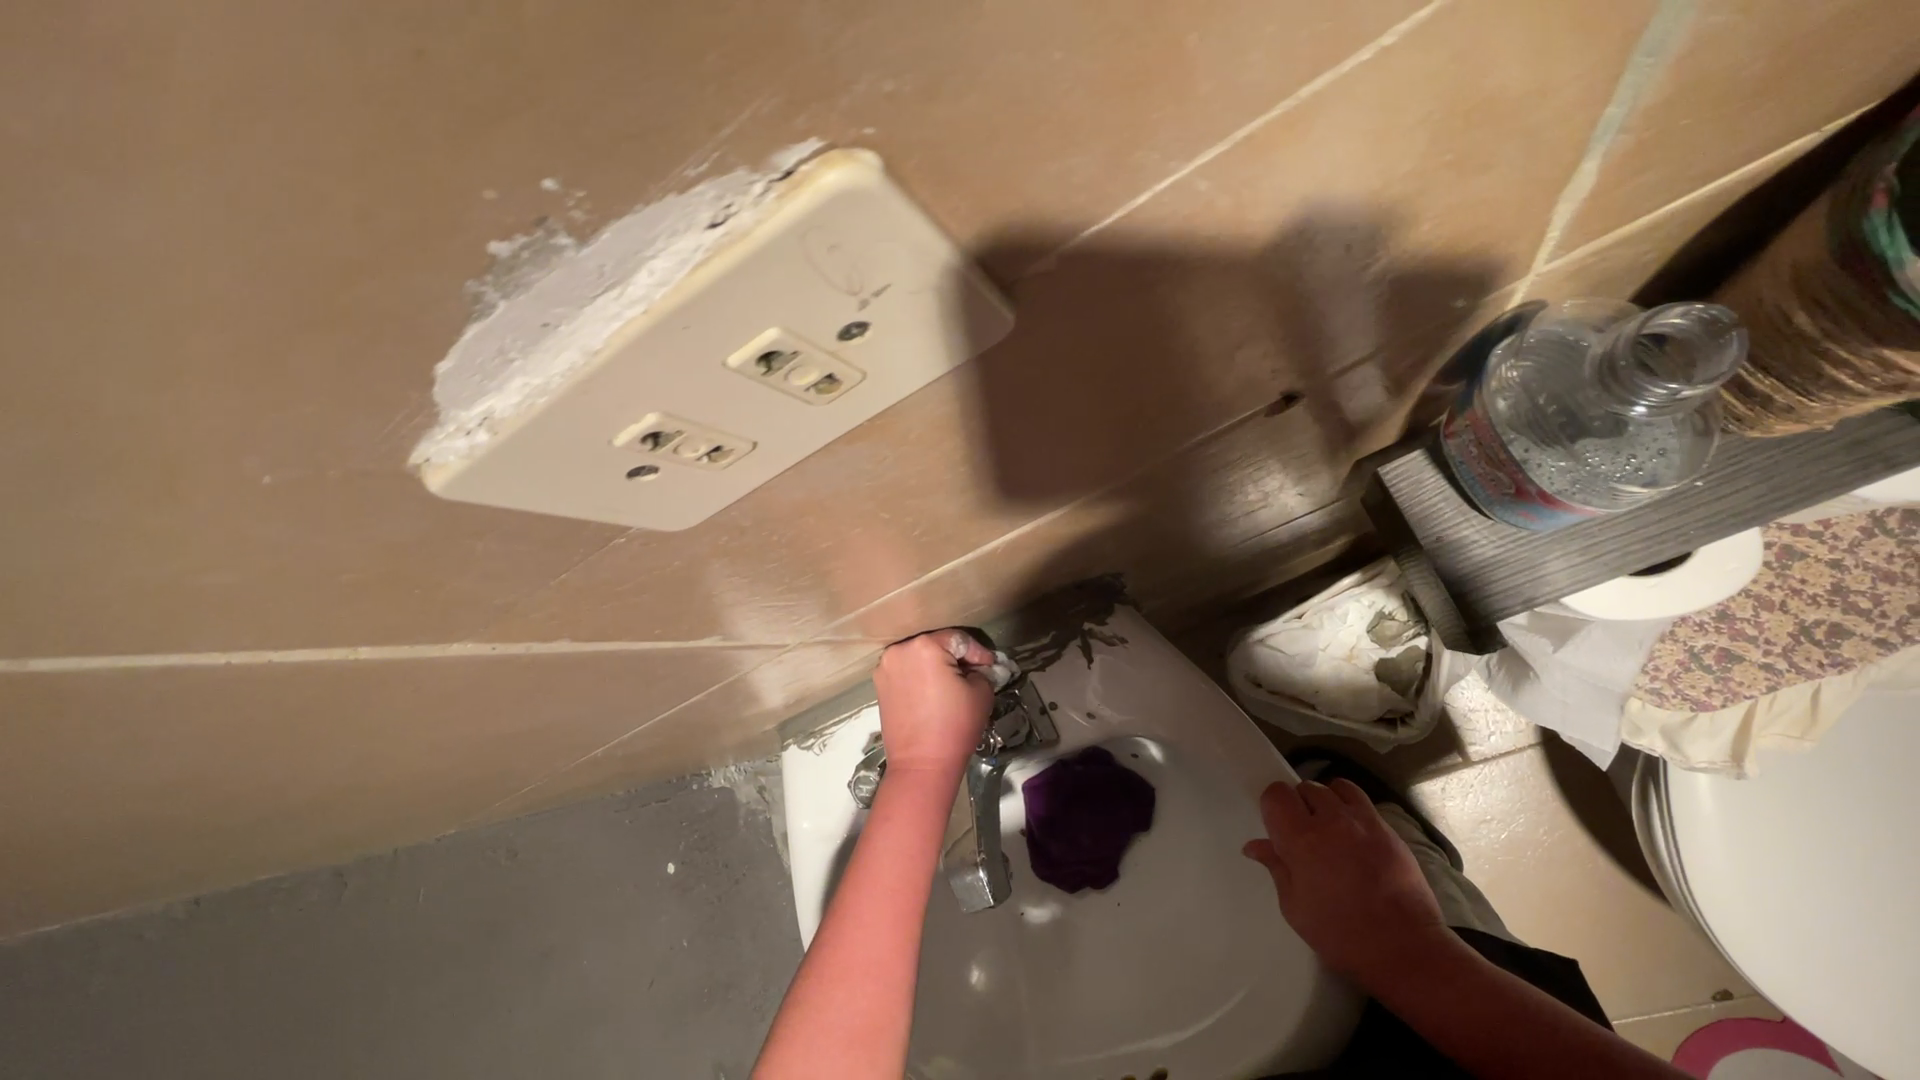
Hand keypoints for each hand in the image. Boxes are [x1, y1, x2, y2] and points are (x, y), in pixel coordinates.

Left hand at [872, 630, 996, 774]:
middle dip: (956, 657)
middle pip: (936, 644)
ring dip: (936, 665)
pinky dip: (920, 676)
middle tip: (975, 672)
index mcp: (925, 646)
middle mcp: (900, 650)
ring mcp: (885, 667)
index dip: (979, 653)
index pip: (960, 640)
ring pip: (919, 656)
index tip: (990, 666)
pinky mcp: (880, 685)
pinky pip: (906, 671)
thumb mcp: (980, 693)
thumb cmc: (954, 726)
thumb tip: (978, 668)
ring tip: (954, 682)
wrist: (921, 764)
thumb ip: (981, 672)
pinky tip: (934, 691)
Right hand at [1242, 779, 1453, 988]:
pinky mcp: (1389, 830)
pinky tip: (1355, 837)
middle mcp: (1332, 821)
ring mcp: (1364, 822)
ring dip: (1327, 800)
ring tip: (1330, 827)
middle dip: (1300, 804)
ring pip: (1336, 787)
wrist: (1404, 948)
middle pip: (1306, 787)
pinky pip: (1363, 802)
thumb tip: (1255, 846)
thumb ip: (1276, 868)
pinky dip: (1352, 809)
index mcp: (1301, 840)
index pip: (1277, 794)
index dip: (1273, 806)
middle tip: (1304, 833)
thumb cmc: (1341, 934)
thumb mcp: (1295, 907)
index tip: (1277, 827)